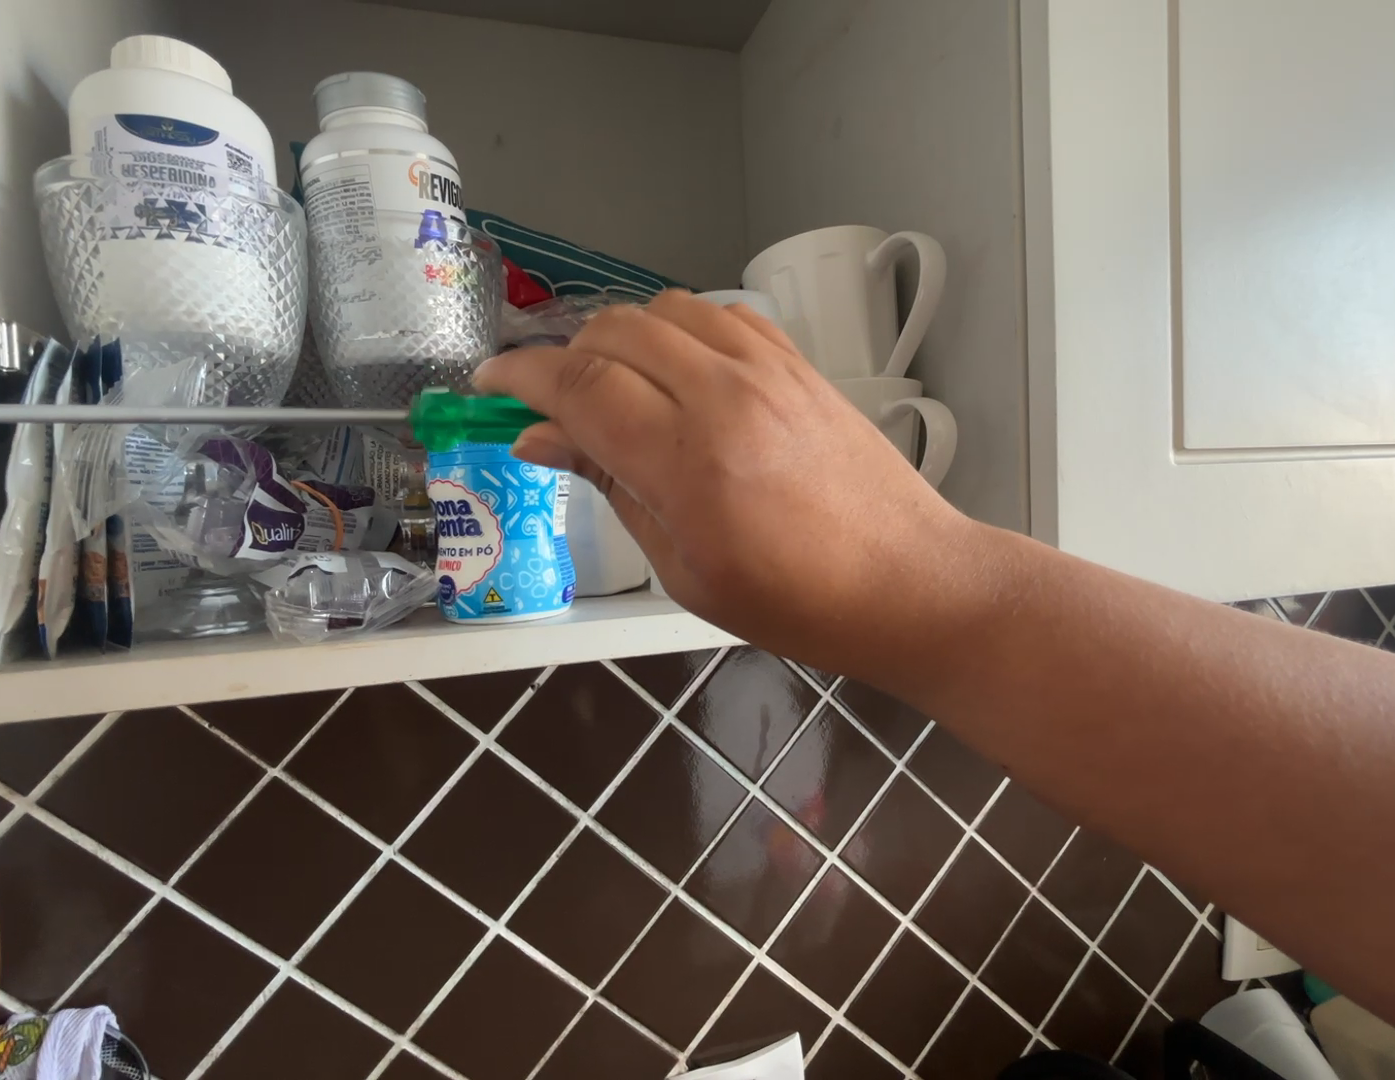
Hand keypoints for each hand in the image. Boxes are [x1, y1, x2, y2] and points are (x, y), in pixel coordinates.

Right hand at [474, 290, 986, 676]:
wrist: (906, 581)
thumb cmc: (792, 602)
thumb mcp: (684, 569)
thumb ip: (612, 488)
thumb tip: (542, 440)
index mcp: (688, 459)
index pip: (578, 384)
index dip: (520, 376)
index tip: (488, 383)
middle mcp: (724, 393)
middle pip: (612, 333)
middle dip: (563, 358)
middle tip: (552, 403)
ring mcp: (768, 368)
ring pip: (662, 309)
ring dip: (619, 337)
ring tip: (613, 384)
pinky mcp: (798, 362)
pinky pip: (719, 314)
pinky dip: (677, 328)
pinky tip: (676, 369)